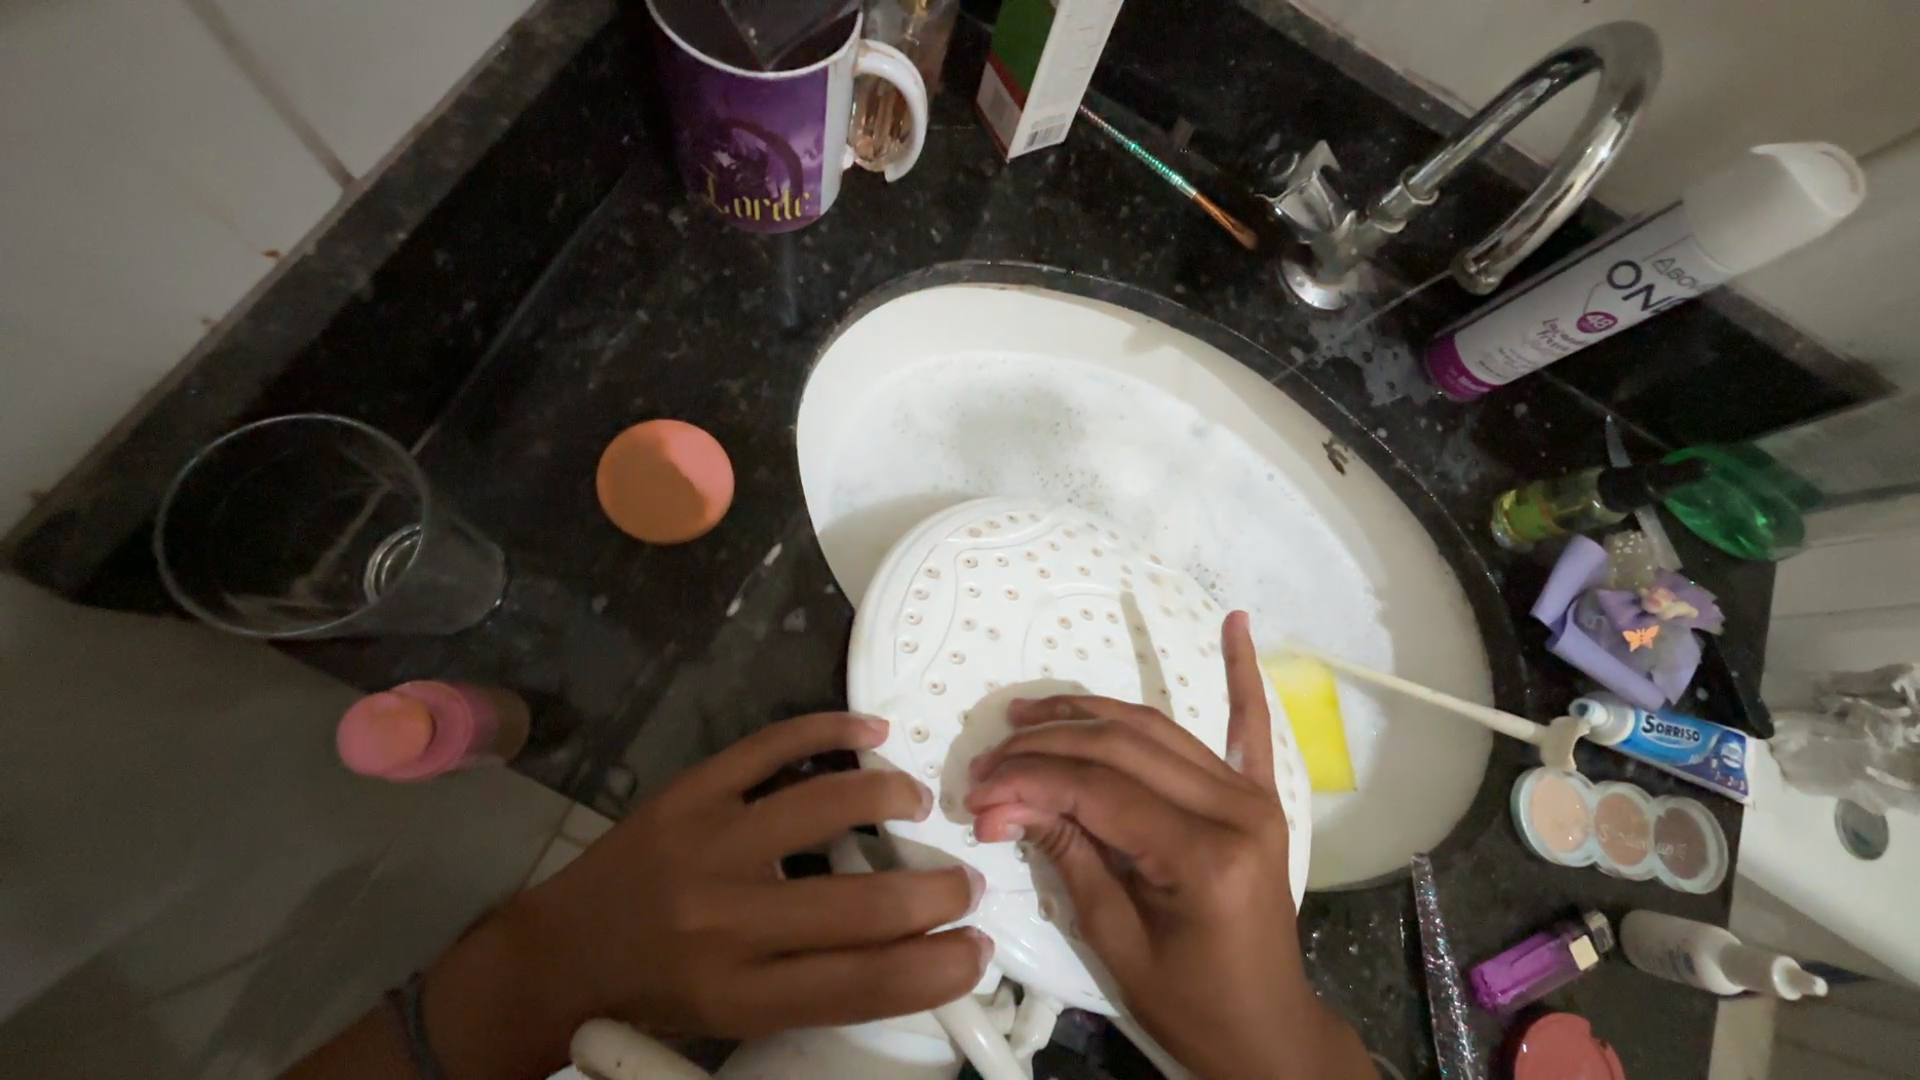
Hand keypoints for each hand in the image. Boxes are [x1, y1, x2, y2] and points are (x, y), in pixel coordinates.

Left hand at [285, 714, 994, 1079]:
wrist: (556, 954)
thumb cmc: (654, 997)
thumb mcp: (732, 1017)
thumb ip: (814, 986)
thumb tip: (909, 950)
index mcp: (739, 993)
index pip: (861, 983)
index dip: (934, 969)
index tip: (977, 951)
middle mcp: (727, 921)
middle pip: (859, 906)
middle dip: (935, 892)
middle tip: (967, 881)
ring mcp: (708, 843)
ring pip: (821, 806)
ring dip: (888, 798)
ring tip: (918, 800)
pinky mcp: (690, 792)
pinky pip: (769, 747)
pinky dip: (829, 730)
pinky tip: (871, 730)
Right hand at [965, 613, 1372, 1079]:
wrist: (1266, 1030)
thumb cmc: (1189, 1002)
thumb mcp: (1113, 939)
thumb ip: (1064, 853)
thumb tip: (1000, 801)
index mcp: (1204, 855)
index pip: (1097, 789)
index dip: (1029, 780)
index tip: (978, 789)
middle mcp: (1234, 808)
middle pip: (1120, 748)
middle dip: (1043, 746)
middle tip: (988, 760)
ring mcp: (1250, 795)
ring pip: (1153, 729)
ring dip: (1086, 713)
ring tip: (1027, 711)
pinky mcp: (1257, 794)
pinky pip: (1248, 726)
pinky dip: (1241, 673)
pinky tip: (1235, 623)